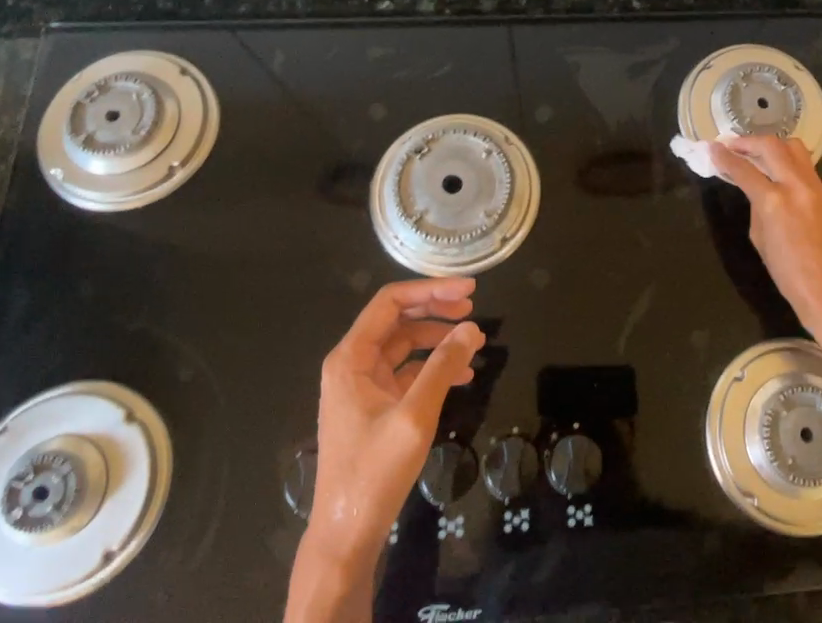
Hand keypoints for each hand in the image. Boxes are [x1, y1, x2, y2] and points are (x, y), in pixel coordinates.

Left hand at [303, 279, 483, 564]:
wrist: (347, 530)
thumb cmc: (374, 470)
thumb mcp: (415, 416)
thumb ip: (443, 367)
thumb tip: (471, 329)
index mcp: (351, 358)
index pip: (390, 303)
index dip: (431, 291)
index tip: (470, 291)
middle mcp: (352, 364)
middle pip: (397, 320)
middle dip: (436, 312)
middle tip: (474, 311)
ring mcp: (361, 387)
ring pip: (404, 347)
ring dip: (438, 341)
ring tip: (474, 345)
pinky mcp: (373, 408)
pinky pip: (406, 374)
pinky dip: (433, 368)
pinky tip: (462, 376)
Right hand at [707, 136, 821, 334]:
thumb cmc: (788, 274)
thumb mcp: (761, 240)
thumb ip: (757, 209)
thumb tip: (756, 192)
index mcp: (773, 202)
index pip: (744, 169)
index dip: (724, 157)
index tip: (712, 148)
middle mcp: (796, 186)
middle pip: (771, 146)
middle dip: (748, 141)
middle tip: (732, 145)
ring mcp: (815, 187)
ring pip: (794, 148)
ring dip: (772, 145)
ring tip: (756, 153)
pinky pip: (805, 165)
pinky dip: (787, 160)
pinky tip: (777, 170)